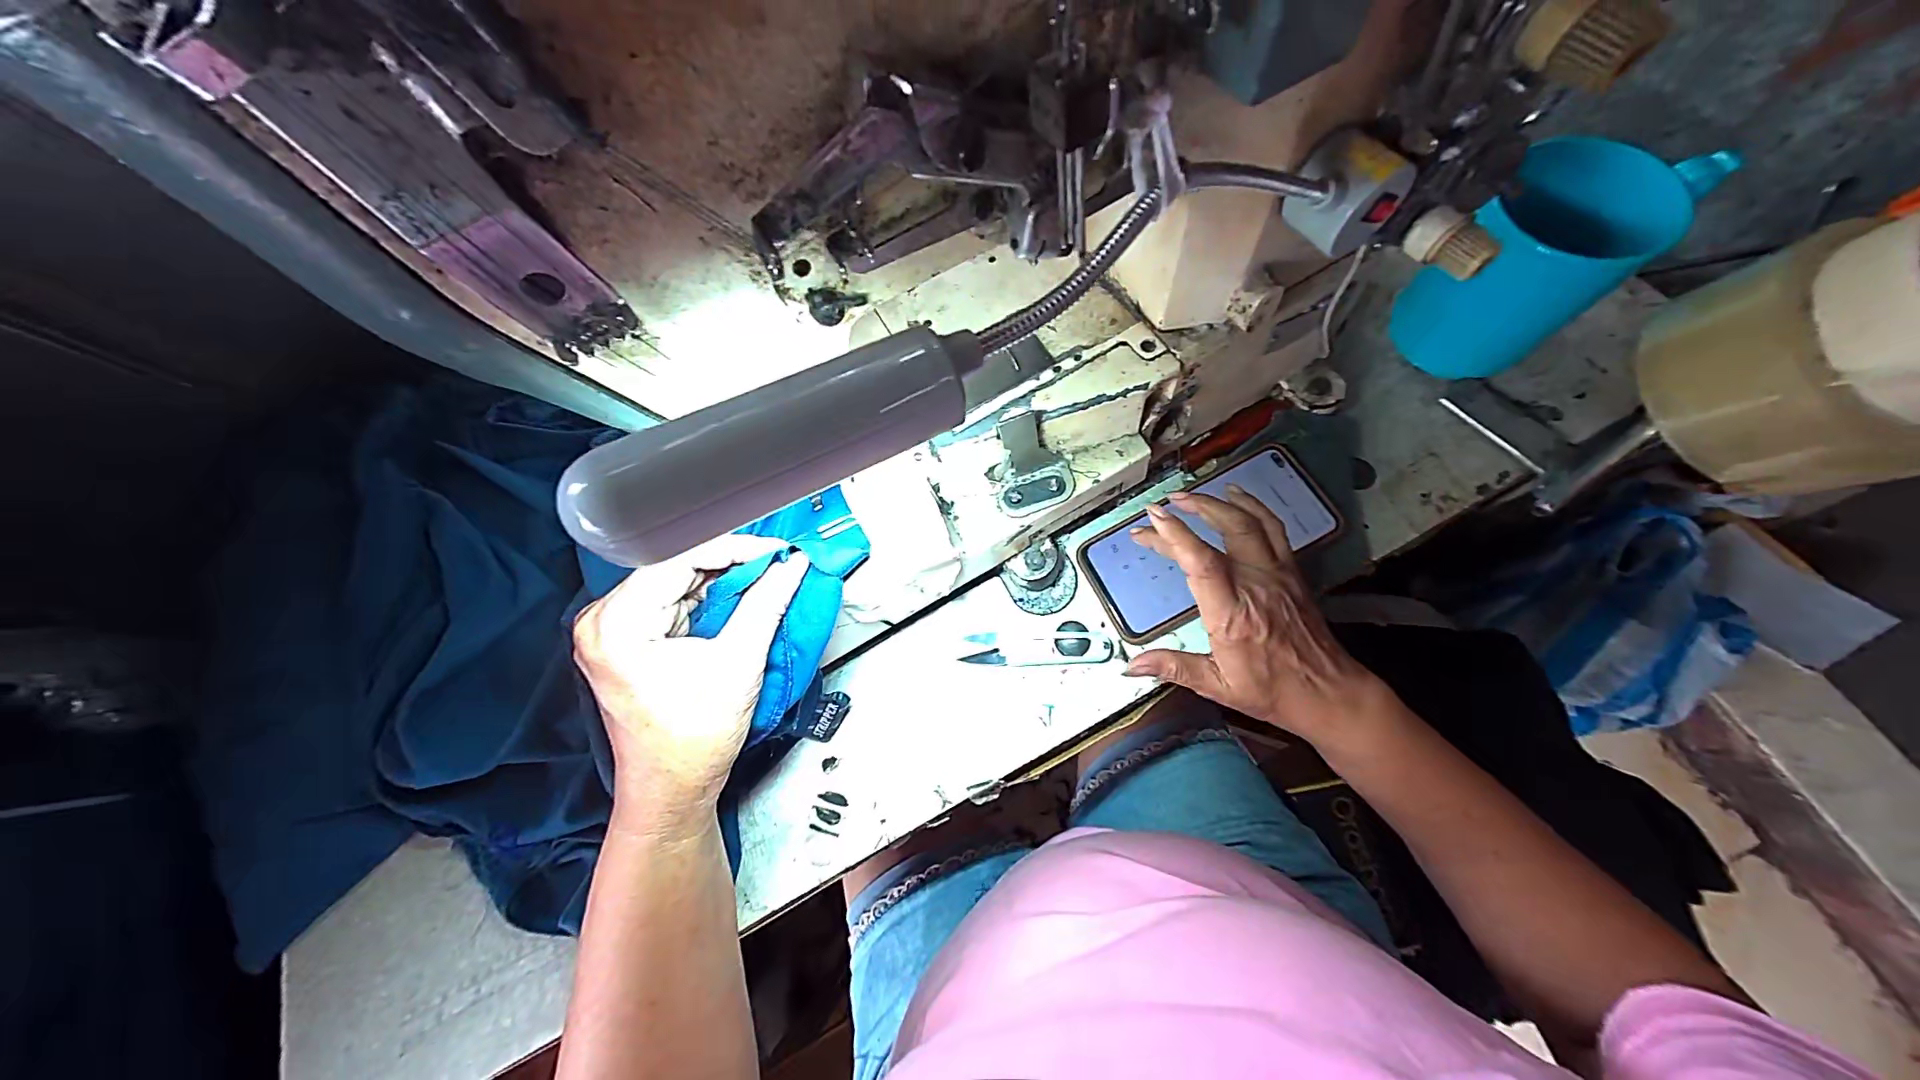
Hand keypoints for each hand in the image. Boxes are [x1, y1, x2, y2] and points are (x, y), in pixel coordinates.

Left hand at [572, 535, 808, 817]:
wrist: (672, 790)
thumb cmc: (690, 743)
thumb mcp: (739, 662)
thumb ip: (766, 603)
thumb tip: (790, 568)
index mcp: (617, 624)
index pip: (680, 560)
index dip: (734, 549)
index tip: (773, 551)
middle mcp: (604, 623)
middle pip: (674, 570)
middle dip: (729, 565)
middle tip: (773, 564)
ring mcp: (611, 633)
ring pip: (675, 585)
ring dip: (719, 582)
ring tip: (761, 580)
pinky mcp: (626, 643)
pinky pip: (670, 604)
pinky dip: (705, 601)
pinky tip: (735, 601)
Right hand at [1123, 486, 1384, 746]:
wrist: (1328, 692)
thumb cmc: (1272, 691)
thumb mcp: (1218, 685)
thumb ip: (1173, 667)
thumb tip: (1132, 666)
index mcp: (1233, 615)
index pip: (1202, 563)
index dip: (1176, 535)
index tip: (1154, 516)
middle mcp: (1257, 586)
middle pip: (1225, 531)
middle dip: (1191, 510)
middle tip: (1162, 506)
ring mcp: (1278, 574)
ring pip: (1250, 523)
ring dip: (1217, 503)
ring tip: (1190, 495)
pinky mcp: (1292, 572)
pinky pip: (1273, 529)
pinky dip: (1253, 506)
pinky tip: (1236, 497)